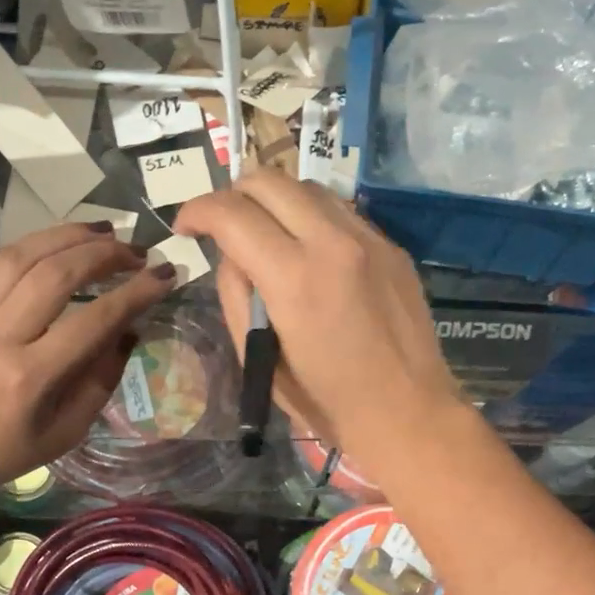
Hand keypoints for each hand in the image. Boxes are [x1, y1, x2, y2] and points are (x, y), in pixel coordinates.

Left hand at [0, 222, 174, 503]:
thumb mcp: (63, 434)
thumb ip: (98, 382)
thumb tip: (126, 334)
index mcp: (32, 377)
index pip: (94, 320)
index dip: (135, 293)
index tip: (166, 275)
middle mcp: (2, 338)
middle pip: (56, 274)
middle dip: (103, 254)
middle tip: (137, 252)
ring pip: (22, 257)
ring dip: (67, 236)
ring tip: (103, 231)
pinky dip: (29, 248)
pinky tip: (53, 246)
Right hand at [172, 172, 460, 457]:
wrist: (409, 414)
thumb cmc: (328, 402)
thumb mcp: (261, 359)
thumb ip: (237, 296)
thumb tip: (233, 254)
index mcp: (293, 277)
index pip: (230, 213)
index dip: (196, 211)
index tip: (185, 227)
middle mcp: (333, 243)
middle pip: (268, 180)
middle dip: (233, 195)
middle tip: (224, 226)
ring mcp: (370, 240)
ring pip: (309, 187)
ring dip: (276, 201)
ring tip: (267, 235)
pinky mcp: (393, 249)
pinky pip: (343, 212)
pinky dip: (315, 219)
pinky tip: (312, 253)